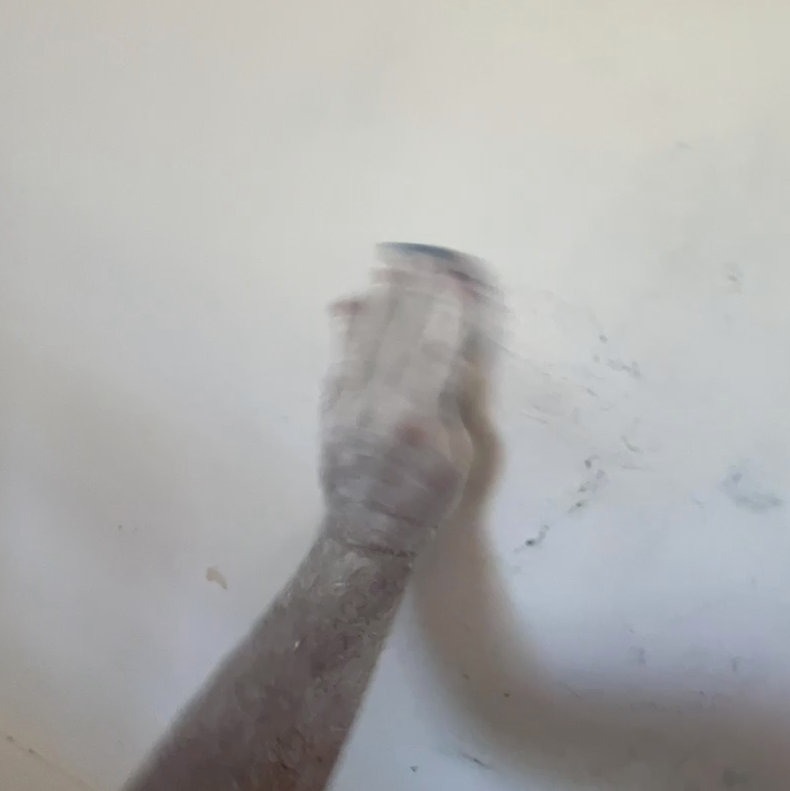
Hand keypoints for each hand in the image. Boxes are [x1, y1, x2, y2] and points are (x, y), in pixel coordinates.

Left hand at [319, 246, 490, 555]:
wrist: (366, 531)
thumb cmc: (425, 499)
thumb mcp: (459, 460)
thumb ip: (455, 405)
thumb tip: (457, 359)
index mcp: (420, 418)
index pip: (437, 351)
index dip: (447, 314)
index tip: (456, 283)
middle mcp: (382, 403)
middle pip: (402, 336)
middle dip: (417, 294)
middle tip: (426, 259)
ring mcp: (351, 403)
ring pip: (369, 340)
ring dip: (382, 299)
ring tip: (391, 266)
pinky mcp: (331, 407)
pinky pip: (340, 357)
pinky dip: (346, 327)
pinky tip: (351, 301)